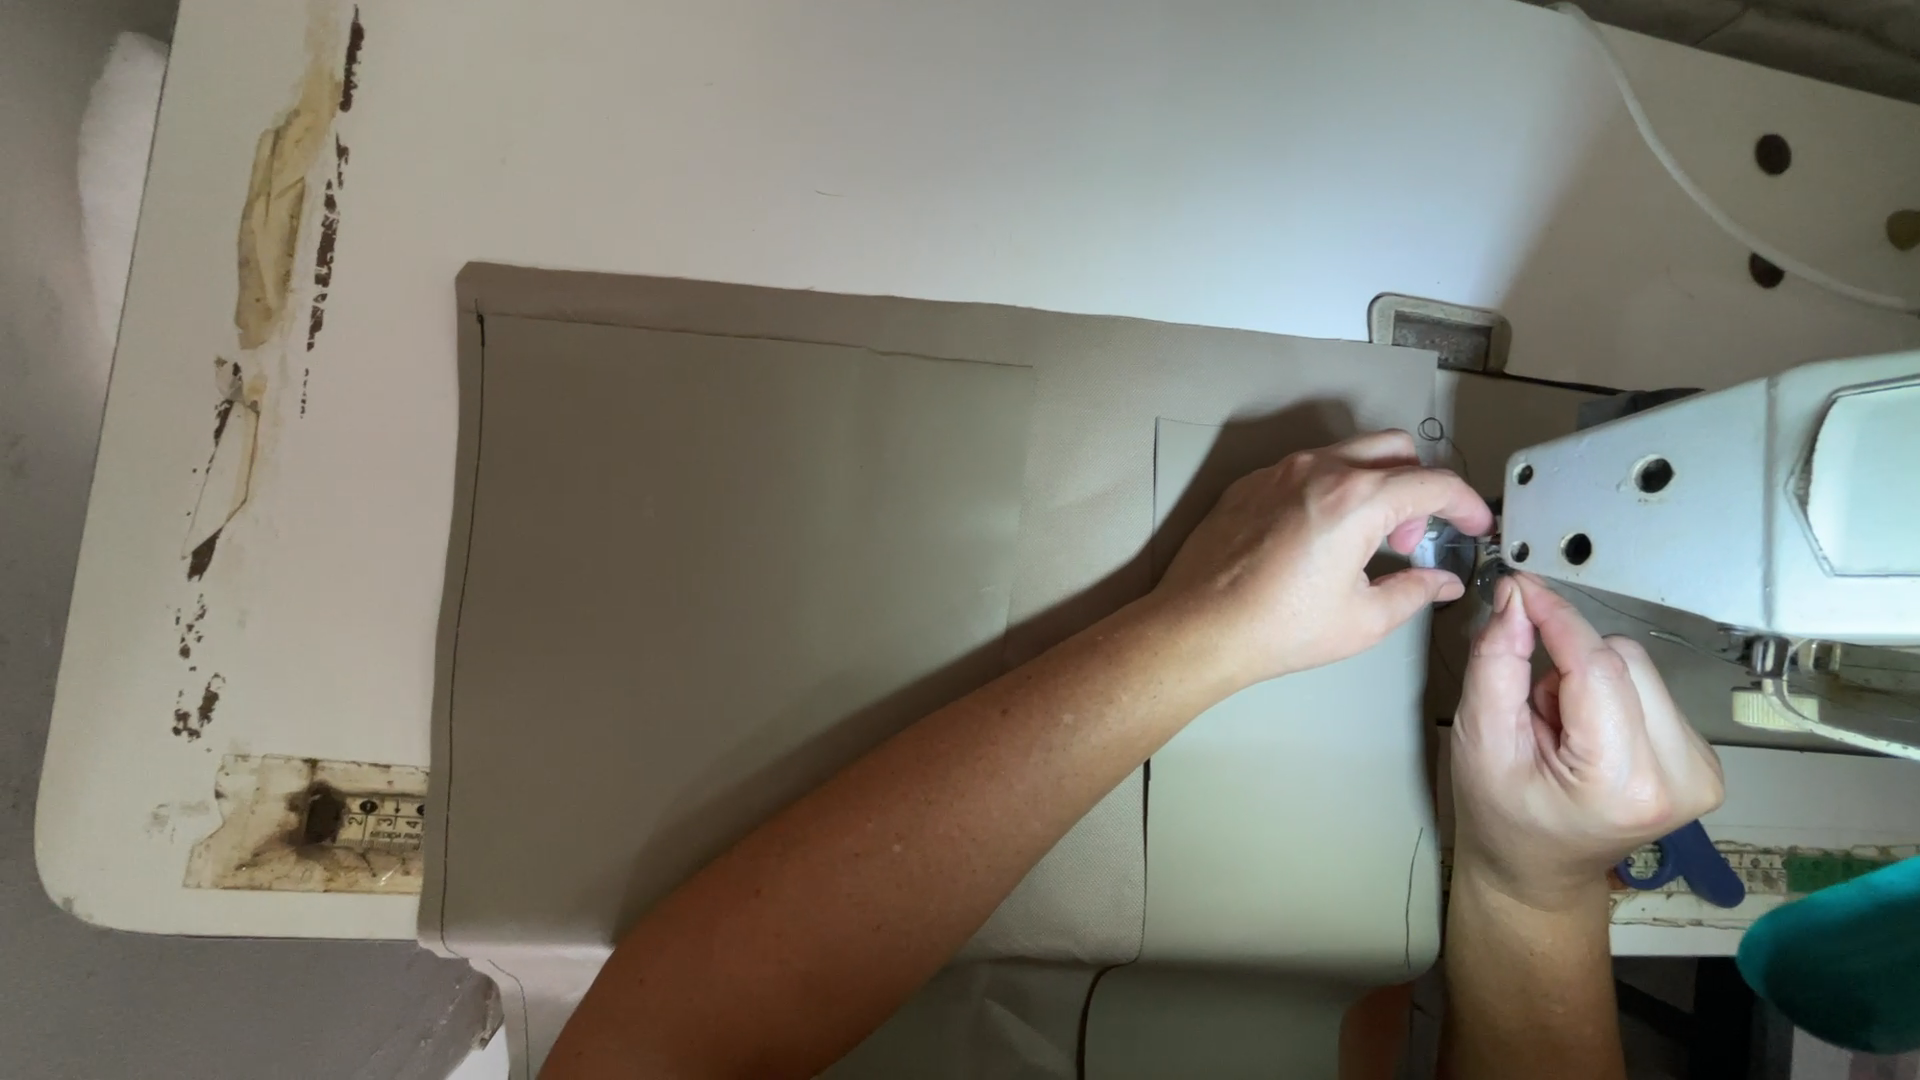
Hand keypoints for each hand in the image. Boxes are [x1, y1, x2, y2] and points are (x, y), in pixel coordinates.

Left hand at [1149, 429, 1491, 688]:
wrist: (1198, 627)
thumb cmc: (1278, 628)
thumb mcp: (1363, 618)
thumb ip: (1414, 590)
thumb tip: (1440, 581)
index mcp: (1355, 499)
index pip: (1434, 483)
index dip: (1466, 504)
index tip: (1473, 526)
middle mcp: (1316, 470)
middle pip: (1393, 449)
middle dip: (1417, 484)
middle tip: (1407, 537)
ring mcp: (1275, 472)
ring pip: (1345, 453)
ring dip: (1372, 483)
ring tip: (1362, 537)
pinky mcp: (1247, 485)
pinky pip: (1302, 469)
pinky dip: (1327, 488)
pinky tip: (1317, 533)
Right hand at [1451, 572, 1724, 911]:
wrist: (1536, 869)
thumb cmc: (1499, 812)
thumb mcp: (1481, 740)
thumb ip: (1495, 666)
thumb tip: (1514, 601)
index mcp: (1626, 779)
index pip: (1599, 667)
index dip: (1556, 617)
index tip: (1517, 584)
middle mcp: (1685, 773)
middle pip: (1623, 659)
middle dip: (1564, 661)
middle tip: (1528, 706)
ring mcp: (1703, 767)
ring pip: (1636, 667)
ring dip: (1582, 677)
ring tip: (1553, 724)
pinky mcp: (1702, 758)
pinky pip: (1646, 687)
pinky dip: (1602, 693)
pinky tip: (1580, 730)